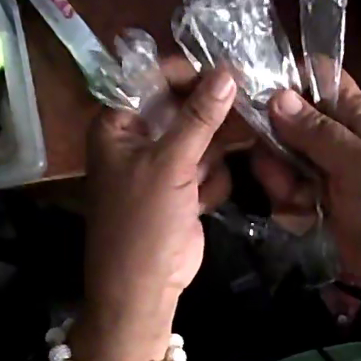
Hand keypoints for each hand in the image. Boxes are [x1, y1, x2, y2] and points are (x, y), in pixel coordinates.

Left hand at [79, 61, 235, 360]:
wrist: (144, 287)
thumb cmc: (143, 222)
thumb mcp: (170, 164)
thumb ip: (200, 118)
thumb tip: (228, 73)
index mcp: (118, 125)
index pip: (151, 79)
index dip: (185, 73)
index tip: (224, 73)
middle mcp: (139, 139)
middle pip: (183, 107)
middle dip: (209, 119)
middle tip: (242, 112)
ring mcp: (163, 165)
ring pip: (203, 138)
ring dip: (212, 157)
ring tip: (205, 179)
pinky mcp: (184, 189)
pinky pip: (209, 168)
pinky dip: (212, 183)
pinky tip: (203, 203)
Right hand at [250, 73, 360, 292]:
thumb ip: (318, 133)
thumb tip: (277, 96)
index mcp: (355, 116)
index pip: (315, 77)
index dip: (285, 81)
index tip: (259, 106)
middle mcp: (334, 139)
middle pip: (283, 124)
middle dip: (274, 150)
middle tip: (285, 178)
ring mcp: (323, 173)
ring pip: (279, 163)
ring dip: (282, 185)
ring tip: (303, 205)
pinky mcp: (316, 204)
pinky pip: (285, 197)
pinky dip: (291, 210)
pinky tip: (307, 222)